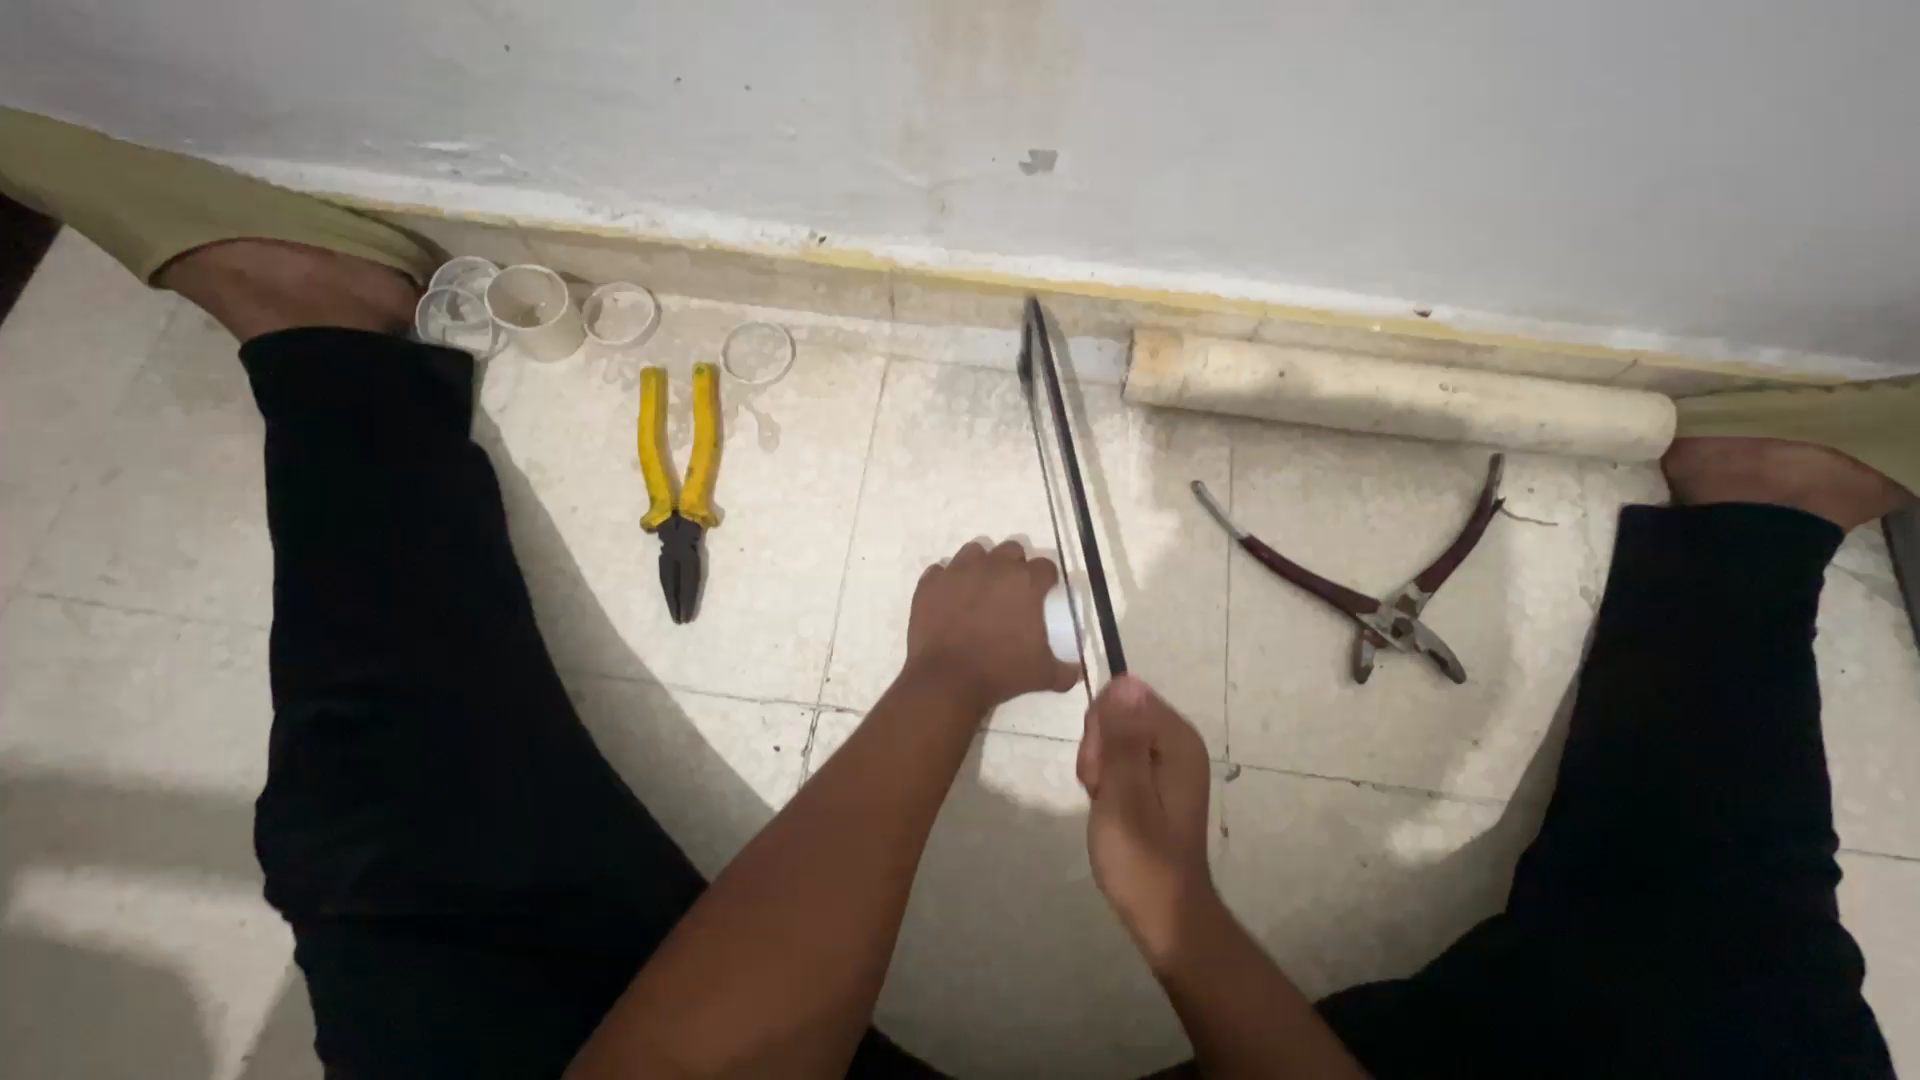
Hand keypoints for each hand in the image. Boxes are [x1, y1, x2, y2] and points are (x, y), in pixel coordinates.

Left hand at [906, 540, 1081, 712]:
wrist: (948, 680)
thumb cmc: (1001, 672)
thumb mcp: (1043, 675)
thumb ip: (1065, 670)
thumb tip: (1076, 671)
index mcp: (1026, 582)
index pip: (1046, 567)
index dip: (1047, 579)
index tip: (1044, 594)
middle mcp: (994, 567)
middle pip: (1011, 550)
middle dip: (1014, 565)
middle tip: (1012, 591)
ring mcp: (959, 571)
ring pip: (975, 552)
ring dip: (981, 566)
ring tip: (979, 589)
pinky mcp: (931, 582)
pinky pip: (941, 571)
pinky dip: (947, 581)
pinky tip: (950, 599)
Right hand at [1077, 675, 1215, 968]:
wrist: (1162, 915)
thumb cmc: (1141, 858)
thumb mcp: (1123, 794)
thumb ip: (1122, 737)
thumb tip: (1126, 681)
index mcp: (1177, 741)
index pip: (1124, 696)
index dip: (1101, 729)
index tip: (1100, 771)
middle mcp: (1178, 744)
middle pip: (1119, 715)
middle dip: (1098, 750)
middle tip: (1101, 791)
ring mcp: (1169, 763)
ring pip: (1114, 738)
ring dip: (1099, 767)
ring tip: (1105, 805)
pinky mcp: (1158, 781)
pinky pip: (1120, 759)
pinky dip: (1107, 781)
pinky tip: (1109, 809)